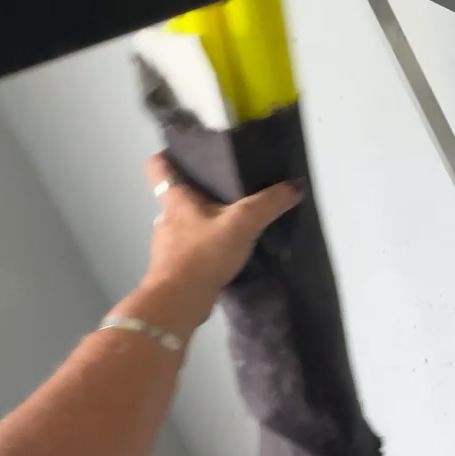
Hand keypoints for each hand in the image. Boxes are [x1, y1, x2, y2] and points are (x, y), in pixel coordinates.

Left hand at [120, 154, 303, 337]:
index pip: (158, 166)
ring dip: (205, 225)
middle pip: (177, 196)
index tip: (186, 154)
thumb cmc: (203, 253)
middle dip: (200, 194)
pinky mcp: (176, 269)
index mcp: (176, 199)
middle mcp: (166, 218)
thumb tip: (296, 186)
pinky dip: (208, 250)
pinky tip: (228, 256)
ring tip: (234, 227)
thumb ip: (270, 203)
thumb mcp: (243, 222)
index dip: (169, 155)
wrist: (180, 300)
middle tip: (227, 193)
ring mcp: (168, 246)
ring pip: (186, 225)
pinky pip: (193, 251)